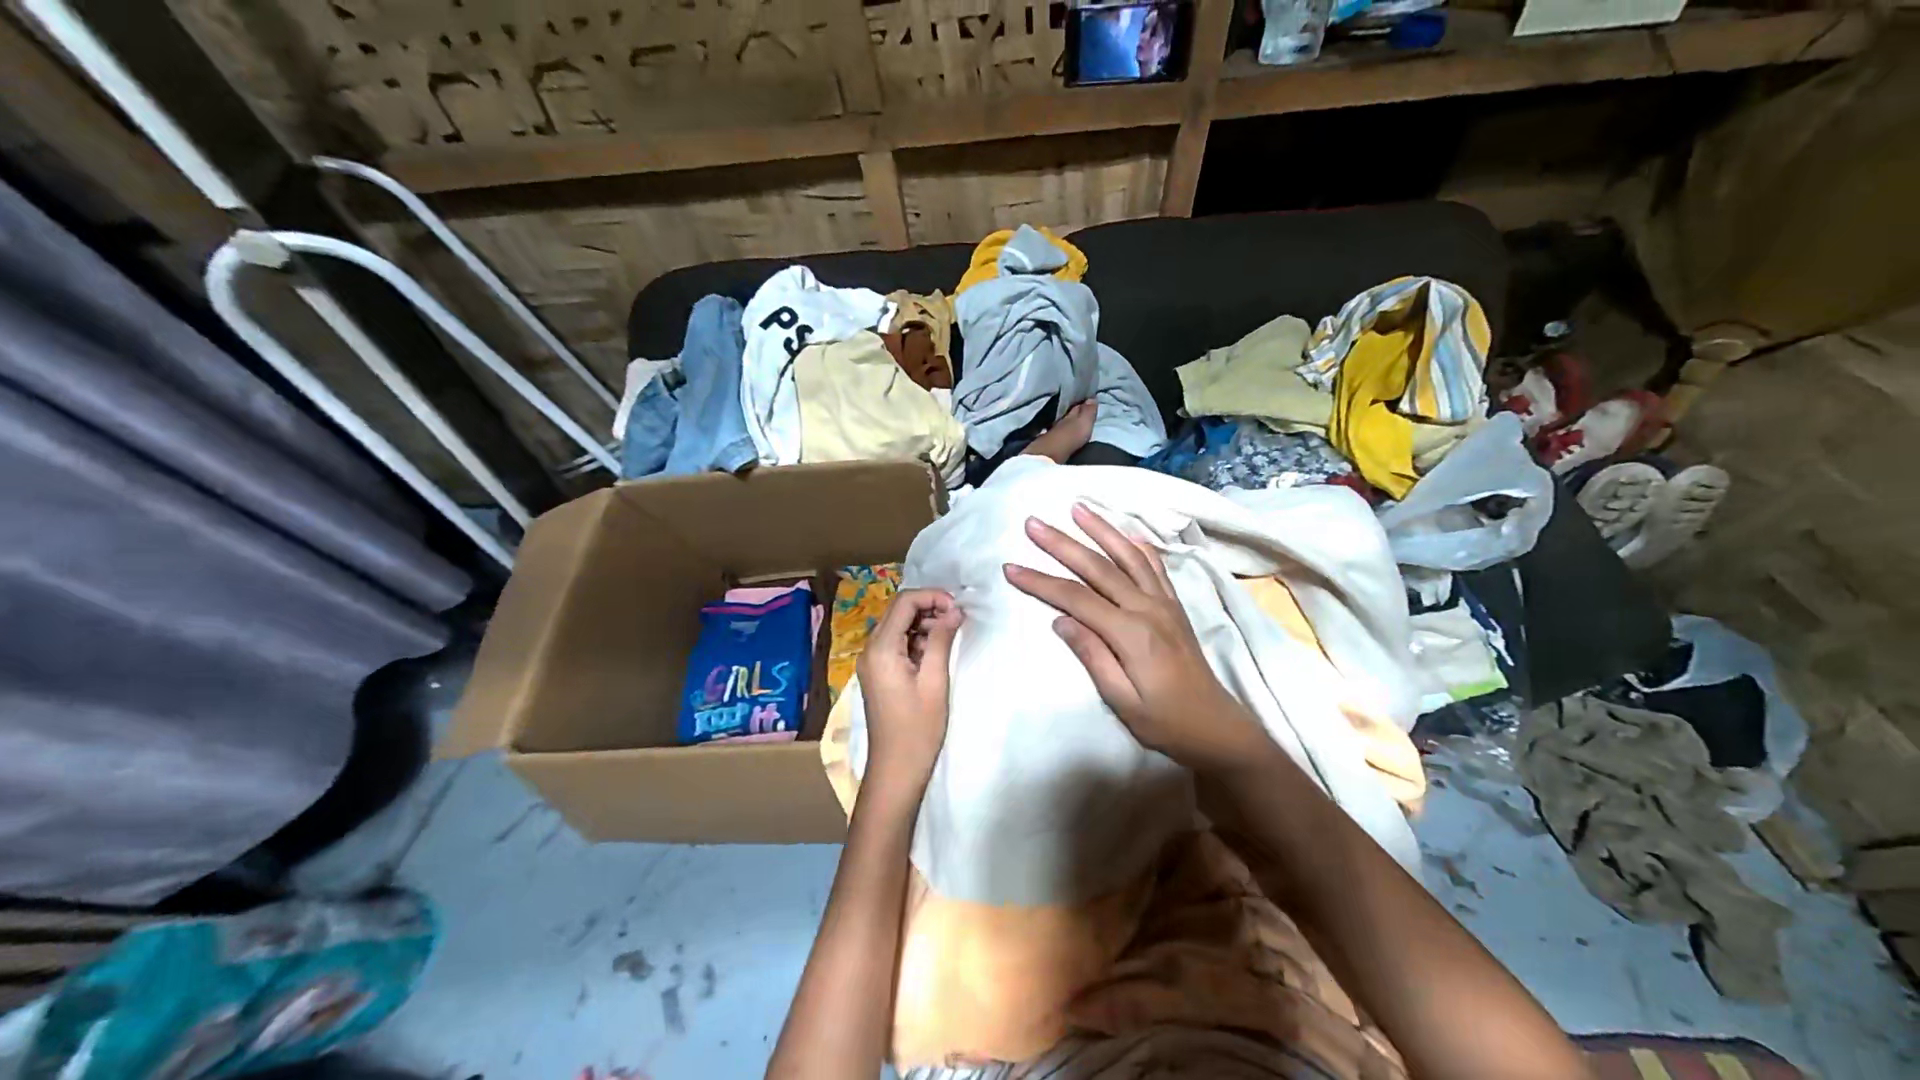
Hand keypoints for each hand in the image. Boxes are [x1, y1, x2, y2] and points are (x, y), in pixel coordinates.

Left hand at [856, 588, 963, 782]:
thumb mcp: (935, 681)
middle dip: (929, 608)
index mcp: (881, 648)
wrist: (896, 769)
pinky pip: (896, 644)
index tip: (958, 608)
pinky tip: (936, 653)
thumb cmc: (918, 728)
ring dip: (924, 624)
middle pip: (899, 611)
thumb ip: (942, 640)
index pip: (904, 602)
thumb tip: (954, 610)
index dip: (932, 596)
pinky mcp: (878, 673)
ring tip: (950, 637)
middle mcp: (870, 649)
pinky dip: (916, 640)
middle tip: (957, 620)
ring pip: (898, 626)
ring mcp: (872, 662)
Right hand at [1003, 503, 1275, 775]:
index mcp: (1131, 634)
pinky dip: (1138, 545)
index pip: (1076, 598)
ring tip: (1077, 508)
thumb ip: (1092, 656)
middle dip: (1062, 543)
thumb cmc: (1165, 722)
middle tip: (1033, 523)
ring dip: (1101, 530)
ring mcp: (1164, 603)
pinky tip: (1125, 532)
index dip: (1041, 582)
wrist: (1216, 727)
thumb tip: (1061, 619)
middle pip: (1098, 567)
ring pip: (1129, 556)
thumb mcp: (1122, 700)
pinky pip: (1155, 566)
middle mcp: (1148, 609)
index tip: (1011, 568)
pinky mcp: (1174, 606)